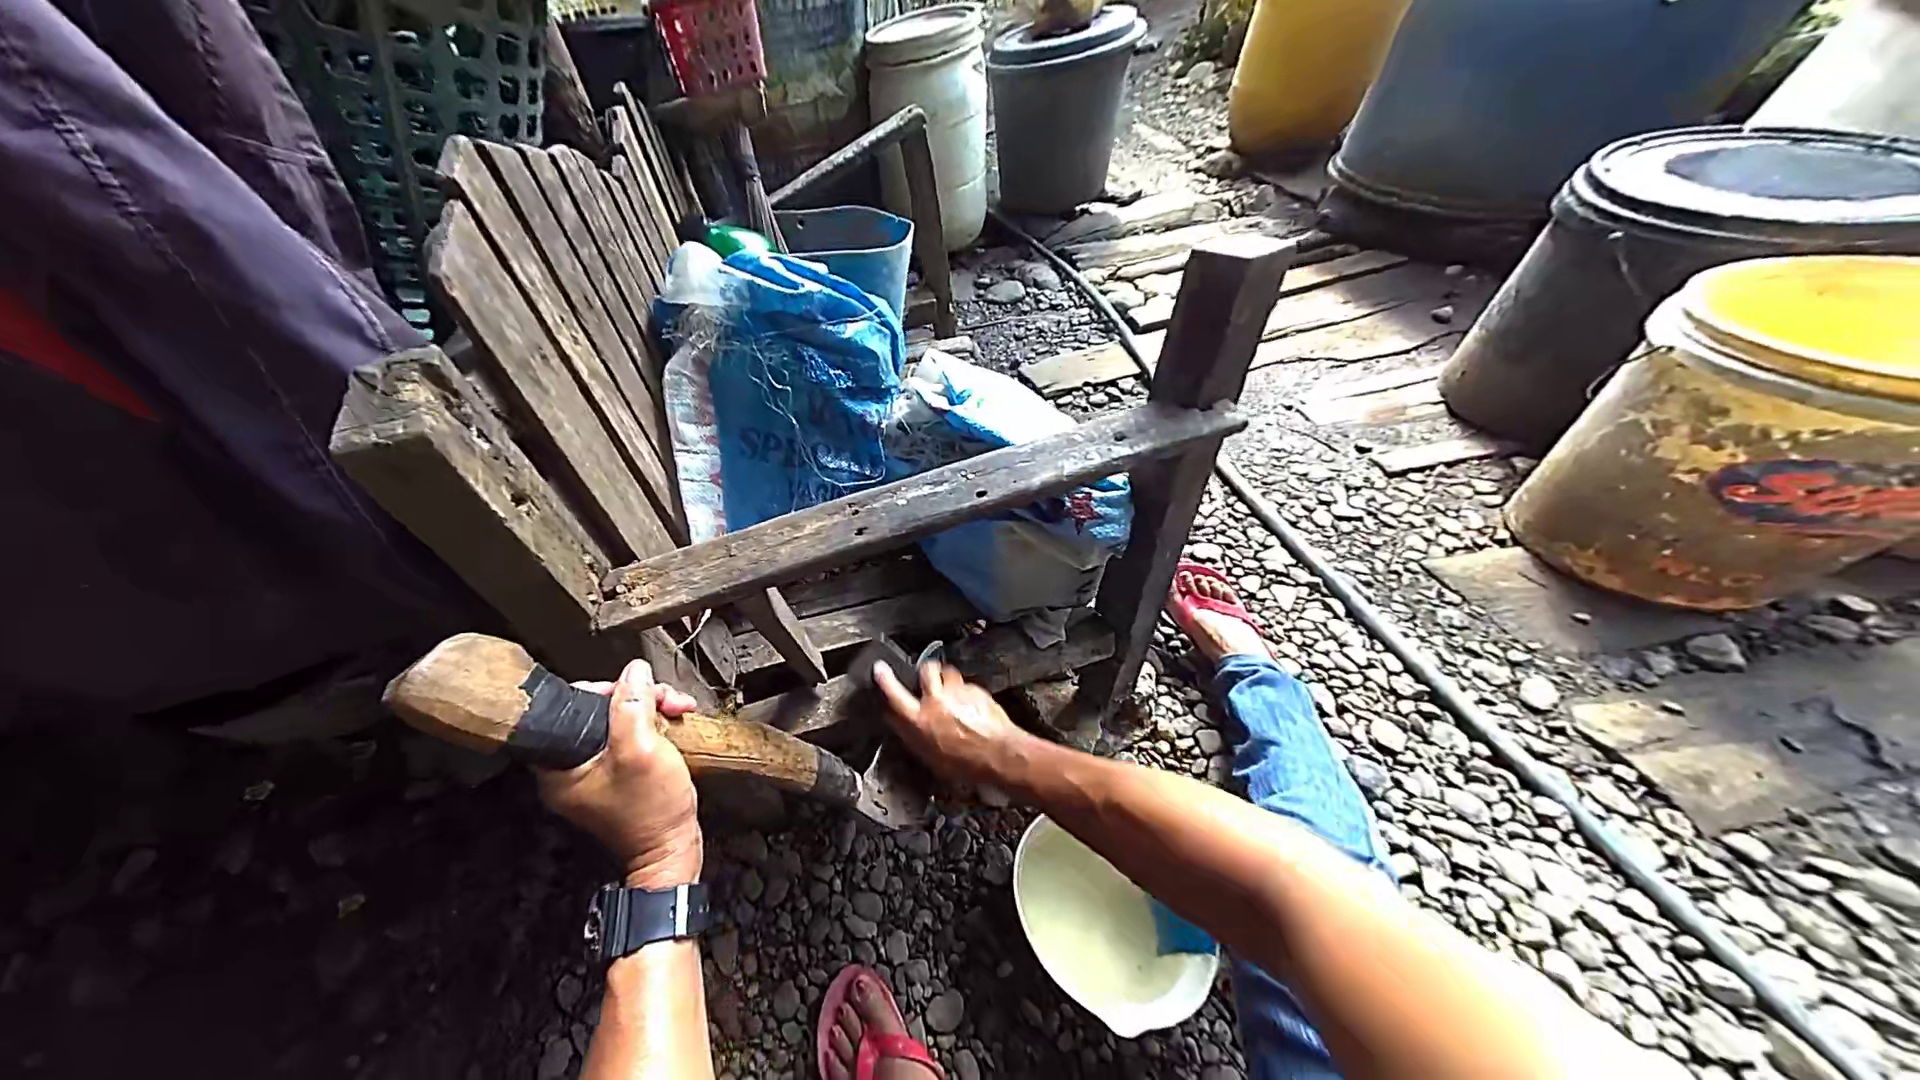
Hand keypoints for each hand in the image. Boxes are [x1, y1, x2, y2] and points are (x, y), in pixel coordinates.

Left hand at [536, 659, 704, 888]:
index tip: (634, 691)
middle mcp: (571, 769)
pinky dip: (656, 726)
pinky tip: (676, 722)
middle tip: (666, 701)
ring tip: (679, 710)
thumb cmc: (652, 811)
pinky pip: (632, 737)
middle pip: (601, 711)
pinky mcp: (619, 775)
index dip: (606, 691)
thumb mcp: (643, 750)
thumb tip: (634, 671)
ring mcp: (596, 773)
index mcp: (559, 767)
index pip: (571, 707)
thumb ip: (633, 706)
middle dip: (640, 698)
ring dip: (654, 708)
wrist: (673, 850)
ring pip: (621, 720)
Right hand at [873, 660, 1030, 786]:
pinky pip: (966, 684)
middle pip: (924, 671)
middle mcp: (936, 702)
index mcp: (919, 721)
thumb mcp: (931, 758)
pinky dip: (965, 691)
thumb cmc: (968, 763)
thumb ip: (915, 737)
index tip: (880, 670)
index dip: (884, 680)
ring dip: (946, 679)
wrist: (998, 754)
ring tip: (950, 692)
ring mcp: (956, 692)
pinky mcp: (975, 689)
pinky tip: (969, 705)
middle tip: (927, 679)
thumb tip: (907, 728)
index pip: (894, 695)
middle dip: (924, 672)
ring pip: (947, 672)